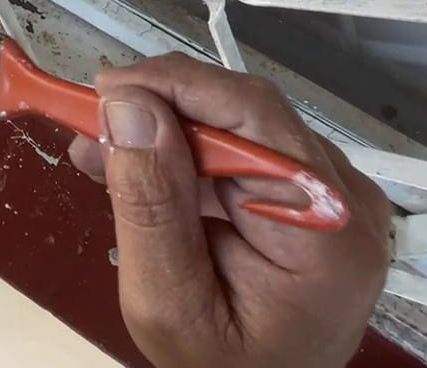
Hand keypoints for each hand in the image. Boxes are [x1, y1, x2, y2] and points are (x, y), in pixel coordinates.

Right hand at [66, 53, 391, 367]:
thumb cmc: (216, 365)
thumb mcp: (165, 299)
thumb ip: (149, 203)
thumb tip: (127, 105)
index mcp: (323, 229)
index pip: (249, 112)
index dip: (169, 85)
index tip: (99, 92)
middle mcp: (339, 197)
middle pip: (239, 107)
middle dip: (153, 104)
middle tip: (87, 121)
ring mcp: (325, 192)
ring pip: (227, 116)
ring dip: (155, 123)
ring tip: (99, 149)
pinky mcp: (302, 191)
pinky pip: (230, 139)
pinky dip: (173, 142)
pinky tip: (131, 162)